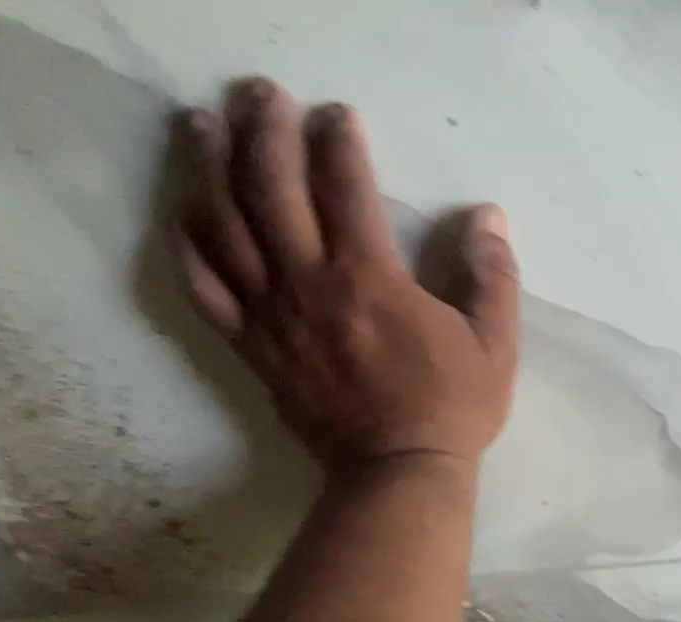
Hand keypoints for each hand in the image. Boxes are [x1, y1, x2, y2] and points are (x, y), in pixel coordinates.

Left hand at [175, 77, 520, 477]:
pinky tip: (184, 209)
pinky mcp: (252, 344)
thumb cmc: (454, 407)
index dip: (340, 143)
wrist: (400, 470)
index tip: (339, 114)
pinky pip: (203, 284)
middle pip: (272, 189)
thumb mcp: (496, 344)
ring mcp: (271, 313)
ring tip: (206, 123)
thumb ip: (494, 278)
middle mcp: (309, 283)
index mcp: (372, 279)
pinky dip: (187, 240)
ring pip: (224, 224)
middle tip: (262, 92)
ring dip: (212, 165)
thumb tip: (490, 218)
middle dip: (265, 130)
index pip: (347, 188)